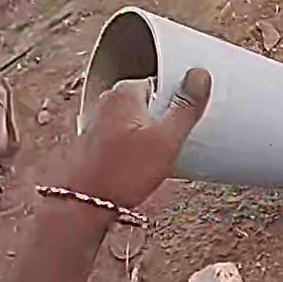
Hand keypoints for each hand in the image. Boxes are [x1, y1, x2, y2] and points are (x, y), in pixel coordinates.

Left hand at [54, 67, 210, 207]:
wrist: (82, 207)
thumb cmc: (123, 173)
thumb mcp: (167, 140)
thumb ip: (186, 107)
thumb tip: (200, 74)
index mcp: (124, 93)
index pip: (161, 82)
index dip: (179, 99)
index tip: (190, 117)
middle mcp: (107, 102)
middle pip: (150, 101)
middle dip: (167, 117)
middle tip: (179, 139)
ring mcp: (98, 123)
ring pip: (138, 120)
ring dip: (153, 134)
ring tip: (164, 155)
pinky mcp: (96, 144)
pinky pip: (127, 136)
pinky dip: (139, 146)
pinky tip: (146, 165)